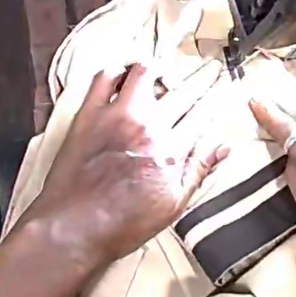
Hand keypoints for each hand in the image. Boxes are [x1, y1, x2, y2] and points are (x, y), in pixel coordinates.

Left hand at [20, 64, 228, 270]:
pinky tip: (123, 74)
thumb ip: (198, 171)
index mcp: (171, 150)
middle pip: (182, 90)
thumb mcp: (173, 205)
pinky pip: (103, 77)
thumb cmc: (121, 224)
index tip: (221, 85)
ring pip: (142, 72)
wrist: (73, 227)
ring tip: (163, 73)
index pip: (202, 113)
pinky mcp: (88, 114)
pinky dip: (117, 70)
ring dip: (158, 69)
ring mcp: (115, 115)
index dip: (216, 96)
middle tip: (209, 70)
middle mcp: (146, 126)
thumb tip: (222, 147)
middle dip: (202, 77)